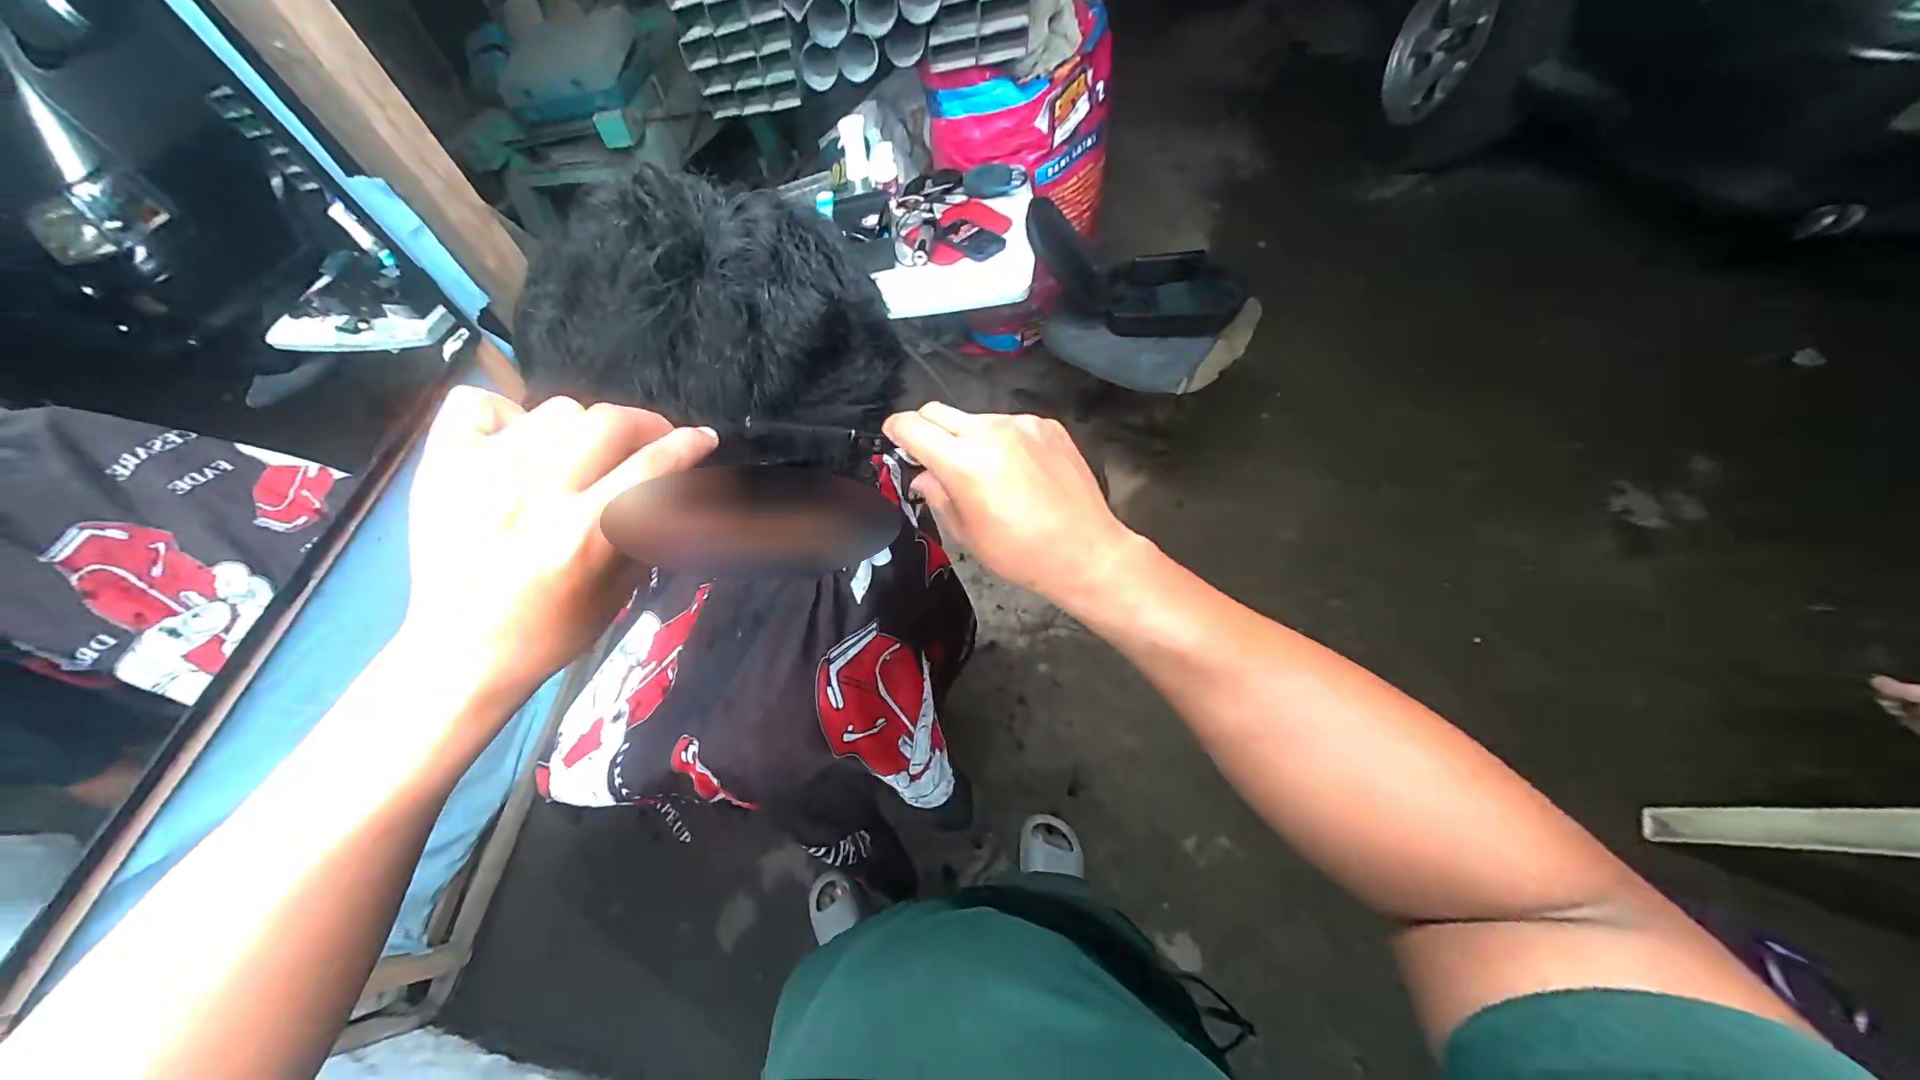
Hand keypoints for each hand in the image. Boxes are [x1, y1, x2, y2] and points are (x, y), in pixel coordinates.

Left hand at [402, 387, 716, 699]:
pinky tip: (520, 445)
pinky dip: (508, 416)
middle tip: (650, 444)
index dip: (687, 444)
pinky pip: (479, 403)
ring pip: (555, 410)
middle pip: (606, 422)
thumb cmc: (552, 629)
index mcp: (581, 534)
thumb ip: (653, 527)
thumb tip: (682, 480)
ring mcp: (479, 474)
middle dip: (644, 426)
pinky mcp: (440, 466)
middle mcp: (531, 495)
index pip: (650, 464)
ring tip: (586, 454)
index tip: (702, 438)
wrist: (461, 649)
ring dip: (585, 428)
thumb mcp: (621, 587)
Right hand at [883, 402, 1142, 603]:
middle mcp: (992, 433)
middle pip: (937, 411)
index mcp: (965, 463)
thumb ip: (938, 495)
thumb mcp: (967, 533)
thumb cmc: (1024, 552)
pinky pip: (1009, 424)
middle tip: (933, 459)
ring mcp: (1023, 425)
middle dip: (926, 430)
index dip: (896, 432)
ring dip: (967, 438)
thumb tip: (924, 477)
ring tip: (986, 474)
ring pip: (975, 418)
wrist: (1085, 551)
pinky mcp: (1047, 425)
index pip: (912, 426)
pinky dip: (1002, 441)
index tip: (896, 441)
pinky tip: (1017, 471)